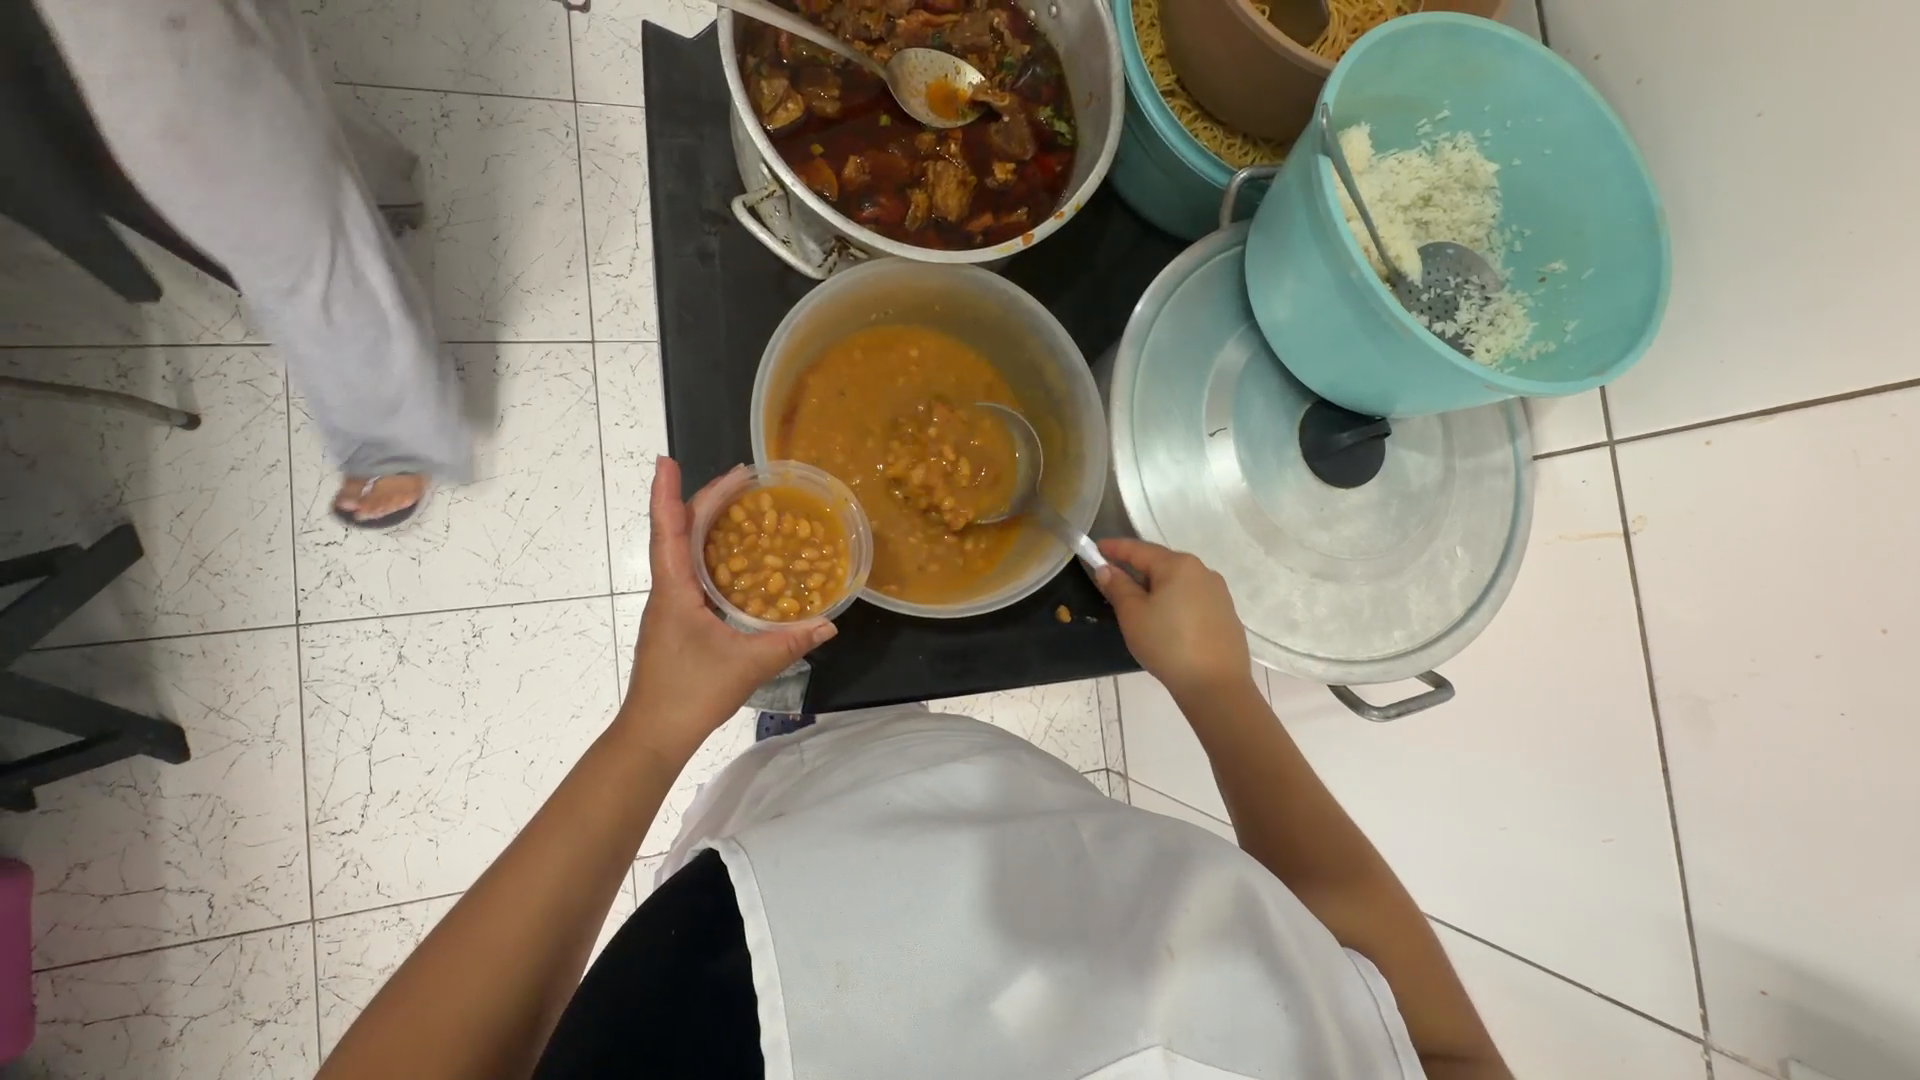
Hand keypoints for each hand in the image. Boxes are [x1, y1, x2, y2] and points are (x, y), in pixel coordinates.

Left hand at [620, 458, 836, 760]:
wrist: (653, 733)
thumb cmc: (690, 694)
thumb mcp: (746, 666)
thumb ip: (788, 643)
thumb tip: (829, 623)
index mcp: (675, 591)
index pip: (669, 531)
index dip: (667, 493)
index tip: (666, 459)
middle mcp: (667, 590)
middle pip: (677, 532)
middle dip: (702, 498)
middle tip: (740, 477)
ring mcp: (669, 606)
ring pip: (681, 551)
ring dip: (702, 521)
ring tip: (736, 502)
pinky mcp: (676, 620)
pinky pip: (689, 571)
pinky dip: (707, 550)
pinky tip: (730, 556)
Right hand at [1092, 538, 1253, 700]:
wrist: (1216, 685)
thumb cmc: (1167, 644)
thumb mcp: (1132, 615)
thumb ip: (1117, 587)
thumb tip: (1106, 569)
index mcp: (1178, 565)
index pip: (1139, 549)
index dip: (1115, 548)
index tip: (1096, 548)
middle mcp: (1202, 571)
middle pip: (1161, 564)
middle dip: (1137, 570)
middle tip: (1114, 582)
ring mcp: (1218, 592)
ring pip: (1178, 582)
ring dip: (1157, 588)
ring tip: (1140, 606)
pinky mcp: (1226, 614)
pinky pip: (1192, 599)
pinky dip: (1174, 602)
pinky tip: (1168, 623)